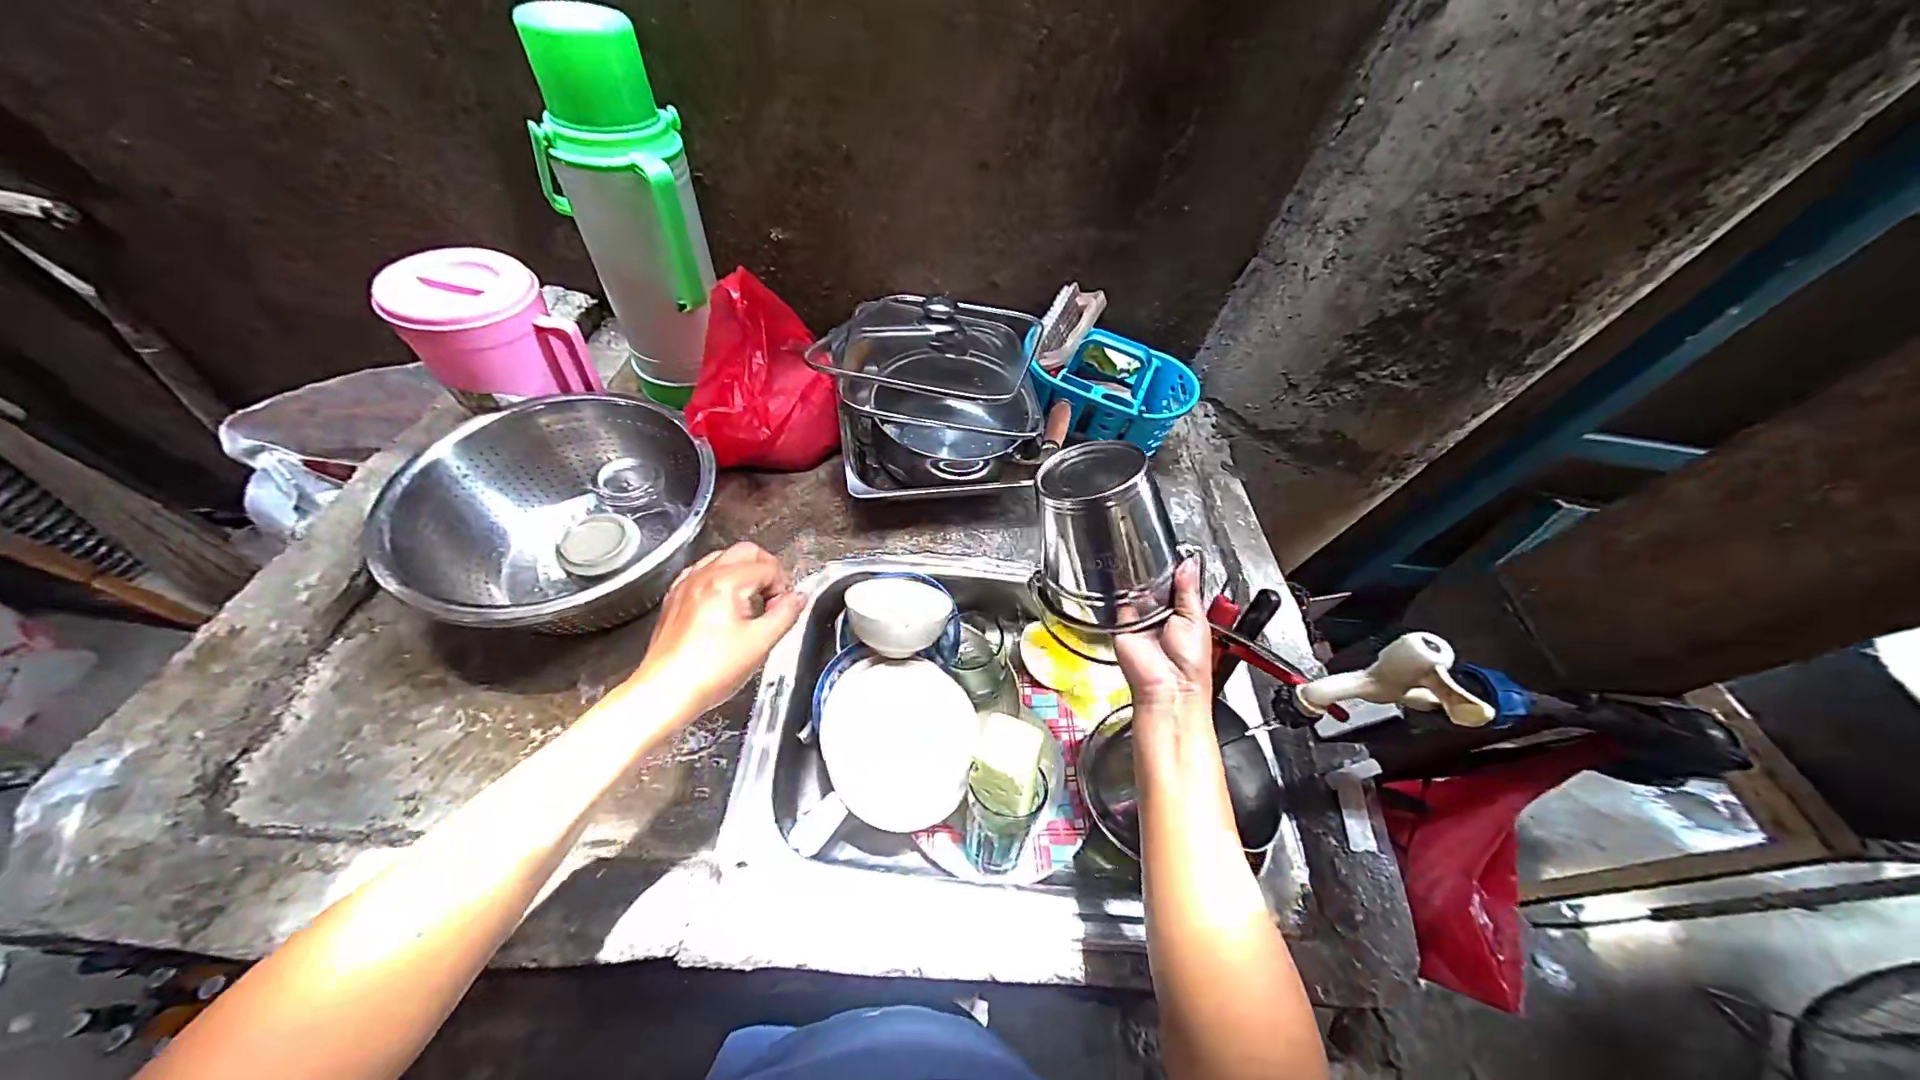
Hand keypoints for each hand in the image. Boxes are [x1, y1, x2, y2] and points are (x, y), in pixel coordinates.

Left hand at [629, 541, 806, 715]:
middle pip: (746, 551)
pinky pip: (703, 574)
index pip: (769, 567)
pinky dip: (721, 581)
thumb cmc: (707, 671)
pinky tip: (725, 607)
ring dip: (744, 573)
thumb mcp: (761, 643)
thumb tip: (798, 598)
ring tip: (750, 605)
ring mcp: (686, 585)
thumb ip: (786, 614)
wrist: (666, 692)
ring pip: (723, 558)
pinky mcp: (675, 598)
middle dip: (767, 571)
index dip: (782, 588)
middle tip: (773, 598)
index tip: (780, 609)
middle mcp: (703, 577)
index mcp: (726, 583)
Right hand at [1113, 558, 1212, 743]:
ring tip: (1139, 567)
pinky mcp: (1122, 625)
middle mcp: (1160, 617)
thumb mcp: (1196, 618)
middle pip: (1153, 587)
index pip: (1175, 586)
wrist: (1169, 687)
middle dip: (1153, 574)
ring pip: (1135, 593)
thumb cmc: (1190, 664)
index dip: (1173, 571)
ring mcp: (1140, 621)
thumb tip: (1189, 563)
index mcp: (1183, 616)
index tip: (1171, 550)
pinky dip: (1120, 594)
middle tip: (1154, 554)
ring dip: (1137, 583)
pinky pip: (1118, 604)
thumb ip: (1189, 589)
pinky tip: (1124, 582)